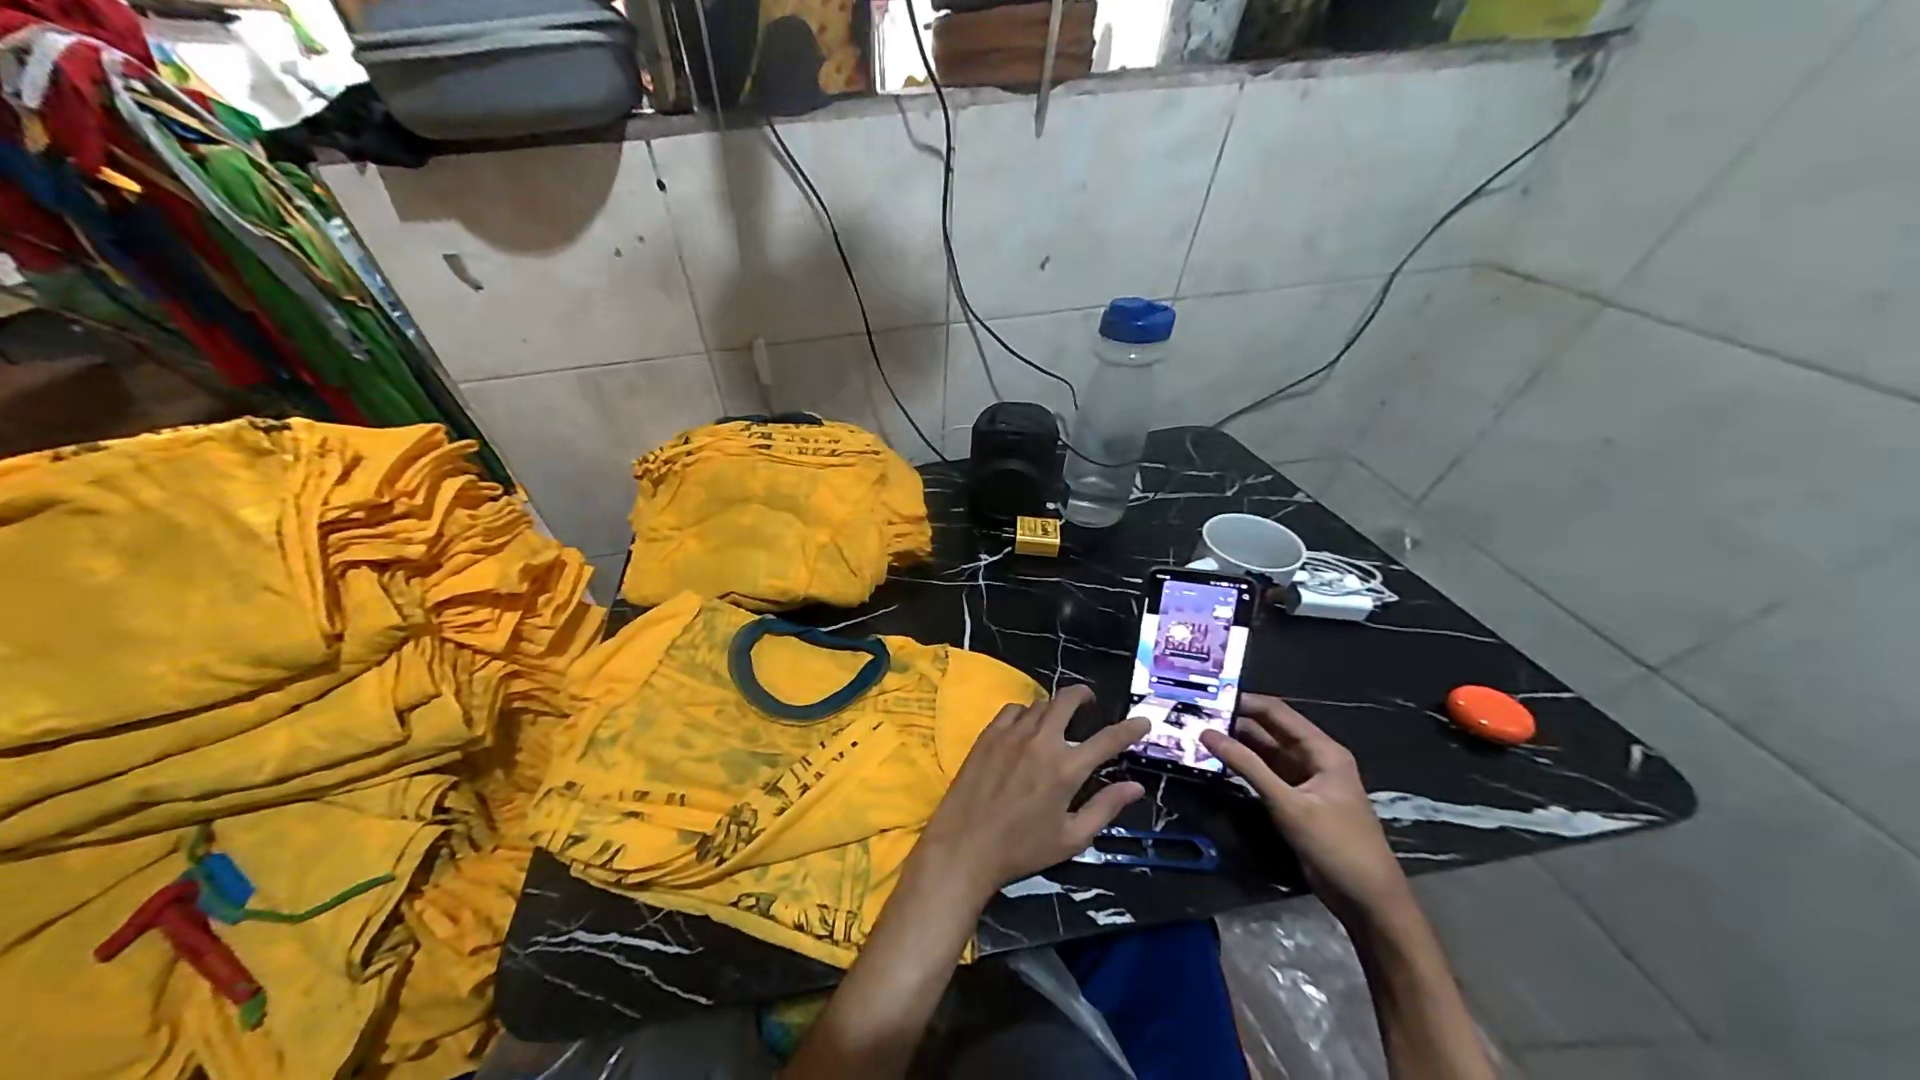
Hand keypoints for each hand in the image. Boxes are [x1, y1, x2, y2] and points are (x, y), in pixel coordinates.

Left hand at [919, 685, 1148, 904]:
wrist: (964, 846)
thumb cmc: (1021, 849)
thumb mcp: (1071, 838)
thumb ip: (1105, 807)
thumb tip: (1135, 787)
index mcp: (1066, 768)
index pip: (1107, 739)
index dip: (1130, 728)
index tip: (1142, 722)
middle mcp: (1041, 742)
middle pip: (1067, 700)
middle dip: (1084, 695)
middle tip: (1089, 701)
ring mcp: (1011, 735)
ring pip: (1039, 704)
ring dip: (1054, 708)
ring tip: (1056, 720)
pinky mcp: (987, 736)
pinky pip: (1011, 710)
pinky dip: (1024, 713)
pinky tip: (1024, 727)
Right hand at [1199, 694, 1409, 922]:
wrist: (1368, 899)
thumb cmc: (1336, 845)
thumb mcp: (1288, 804)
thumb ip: (1248, 766)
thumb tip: (1208, 733)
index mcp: (1322, 751)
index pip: (1277, 712)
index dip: (1244, 702)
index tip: (1208, 697)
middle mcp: (1314, 759)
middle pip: (1269, 731)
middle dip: (1235, 723)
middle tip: (1195, 717)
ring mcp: (1305, 780)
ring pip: (1265, 753)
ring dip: (1237, 746)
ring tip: (1199, 736)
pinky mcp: (1297, 801)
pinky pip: (1266, 774)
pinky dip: (1244, 768)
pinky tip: (1219, 764)